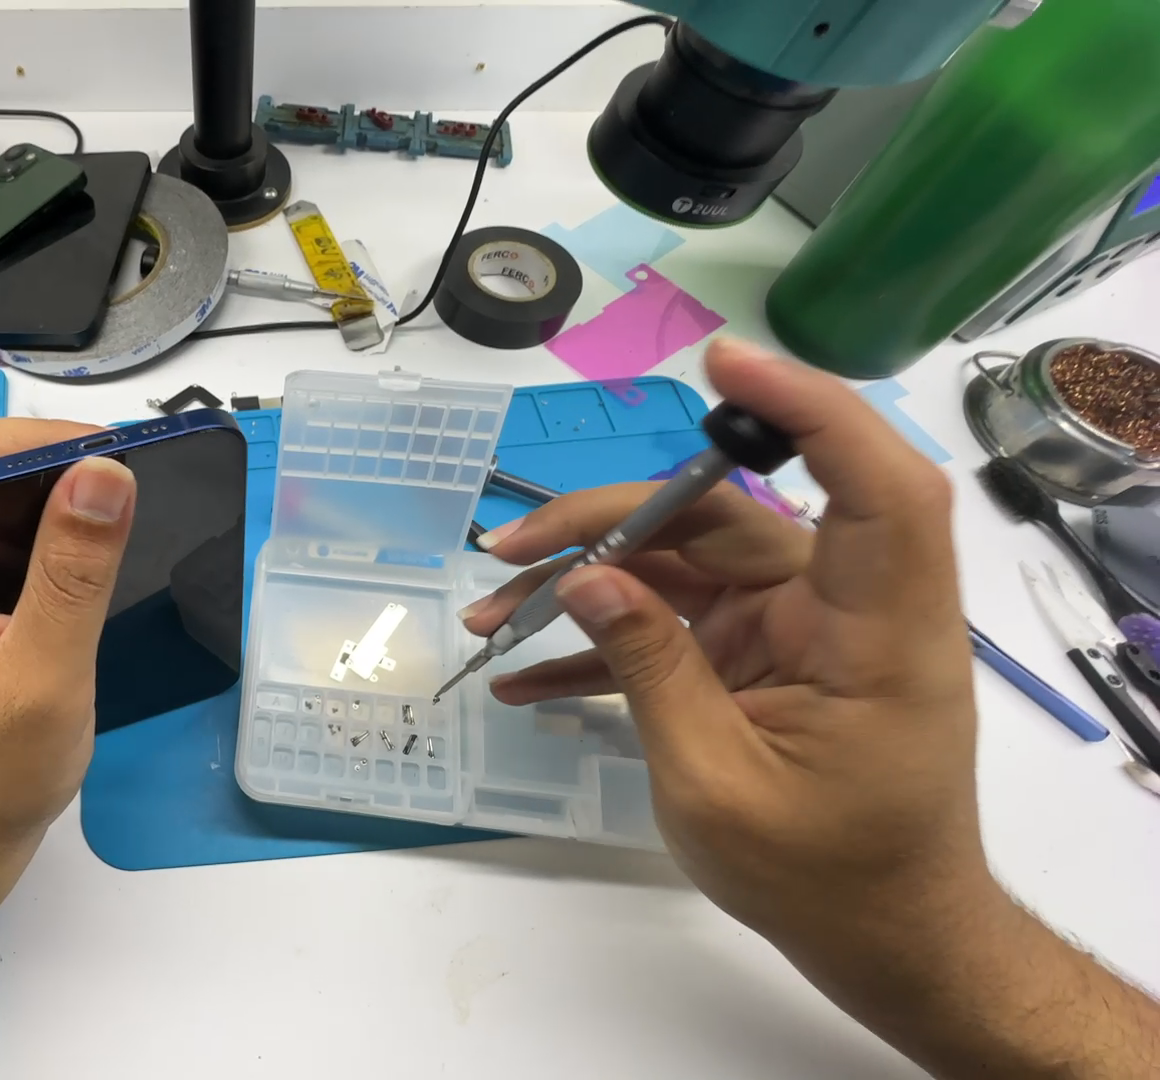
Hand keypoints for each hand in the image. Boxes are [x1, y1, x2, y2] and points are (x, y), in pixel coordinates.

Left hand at [0, 419, 134, 909]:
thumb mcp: (44, 677)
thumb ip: (76, 572)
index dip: (33, 439)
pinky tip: (85, 564)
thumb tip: (107, 473)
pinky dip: (42, 545)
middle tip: (128, 494)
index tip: (112, 459)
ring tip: (116, 528)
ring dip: (50, 509)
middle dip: (50, 473)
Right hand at [465, 340, 997, 996]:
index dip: (807, 412)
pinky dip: (588, 645)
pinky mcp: (736, 653)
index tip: (722, 364)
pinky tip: (519, 674)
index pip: (871, 490)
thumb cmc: (820, 874)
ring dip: (571, 588)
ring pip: (664, 567)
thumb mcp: (715, 779)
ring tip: (488, 618)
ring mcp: (775, 627)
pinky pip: (655, 625)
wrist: (870, 933)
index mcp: (866, 633)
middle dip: (597, 529)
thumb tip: (583, 579)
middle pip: (708, 521)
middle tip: (501, 558)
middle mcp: (823, 608)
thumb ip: (650, 667)